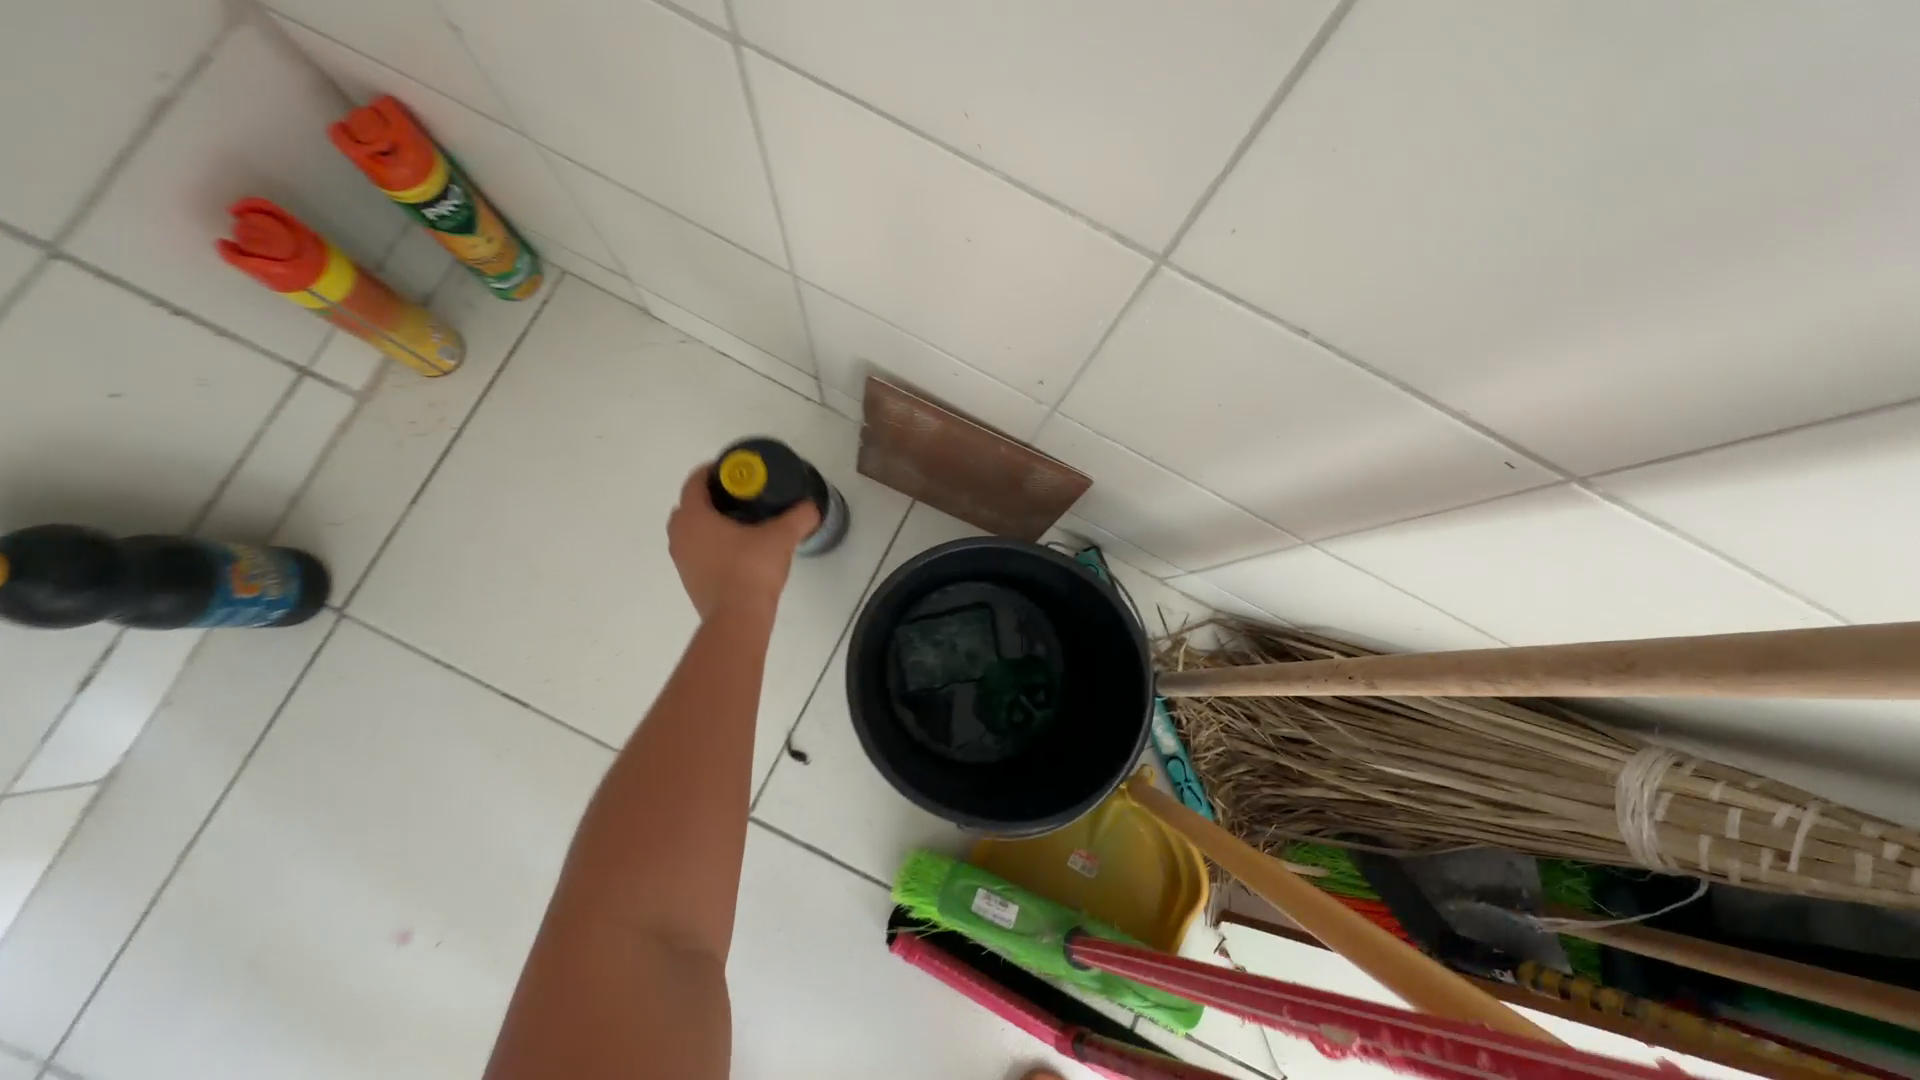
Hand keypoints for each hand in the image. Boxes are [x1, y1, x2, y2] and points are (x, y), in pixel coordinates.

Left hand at [667, 464, 820, 620]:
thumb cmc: (751, 570)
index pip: (695, 481)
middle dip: (712, 498)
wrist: (738, 619)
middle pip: (690, 505)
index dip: (713, 471)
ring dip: (710, 523)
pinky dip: (711, 545)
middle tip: (741, 498)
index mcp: (694, 516)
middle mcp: (679, 535)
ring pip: (691, 530)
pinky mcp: (690, 580)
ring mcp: (681, 560)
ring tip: (741, 524)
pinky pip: (697, 551)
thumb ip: (798, 517)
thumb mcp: (780, 537)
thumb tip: (811, 506)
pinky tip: (737, 551)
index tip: (734, 472)